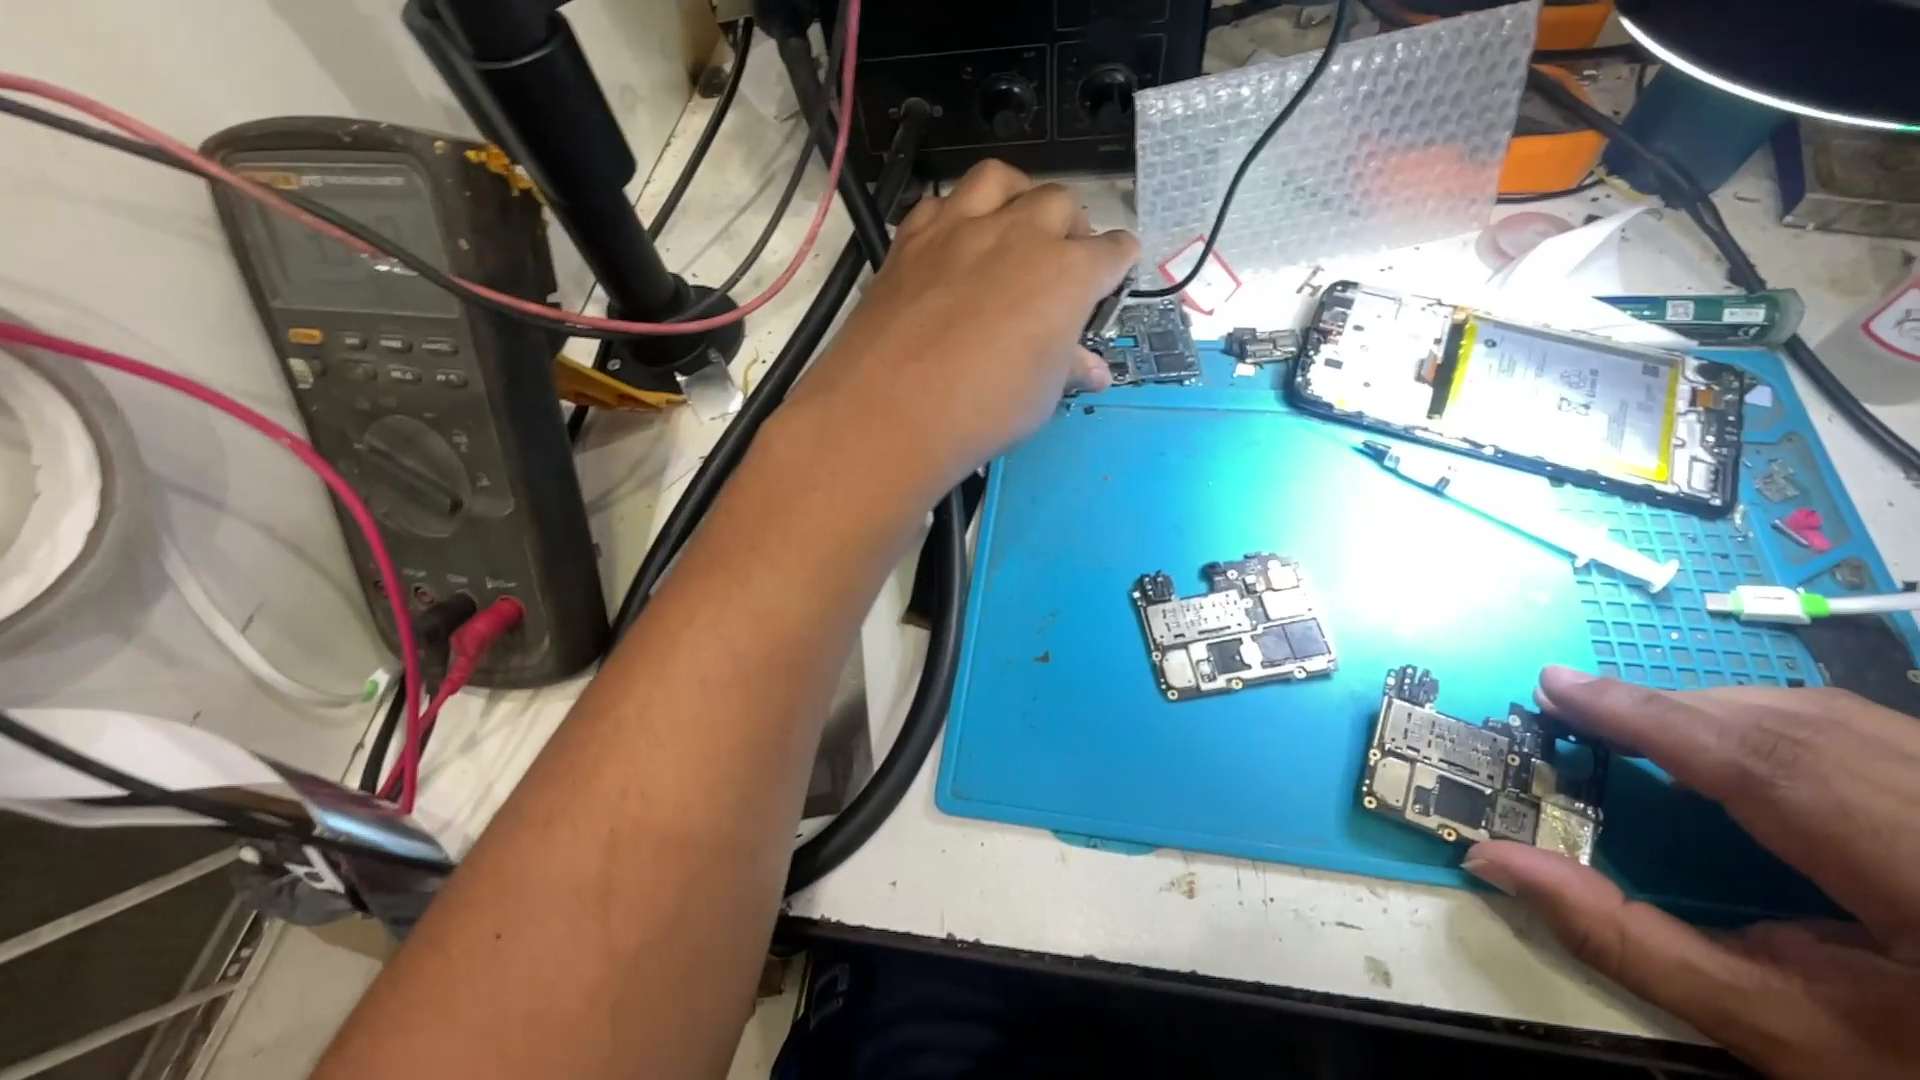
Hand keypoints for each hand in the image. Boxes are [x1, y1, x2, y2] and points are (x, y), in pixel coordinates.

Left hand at [782, 159, 1139, 496]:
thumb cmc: (984, 409)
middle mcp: (1020, 234)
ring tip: (1014, 223)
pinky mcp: (912, 238)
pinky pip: (941, 202)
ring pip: (1000, 179)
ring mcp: (961, 228)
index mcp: (1068, 273)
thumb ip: (1068, 367)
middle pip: (1059, 202)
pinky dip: (955, 213)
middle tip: (1062, 258)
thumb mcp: (1042, 395)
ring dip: (1017, 195)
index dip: (1118, 263)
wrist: (891, 409)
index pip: (1113, 251)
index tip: (1113, 273)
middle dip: (1070, 226)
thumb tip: (1091, 368)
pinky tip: (954, 241)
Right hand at [1464, 667, 1919, 1079]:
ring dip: (1717, 711)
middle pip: (1794, 726)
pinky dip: (1775, 724)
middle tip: (1577, 704)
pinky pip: (1865, 728)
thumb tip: (1496, 859)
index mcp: (1918, 871)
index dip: (1647, 716)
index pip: (1764, 763)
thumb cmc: (1908, 1067)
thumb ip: (1626, 938)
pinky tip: (1731, 749)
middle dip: (1671, 708)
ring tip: (1636, 722)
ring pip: (1831, 715)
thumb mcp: (1771, 1024)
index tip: (1556, 685)